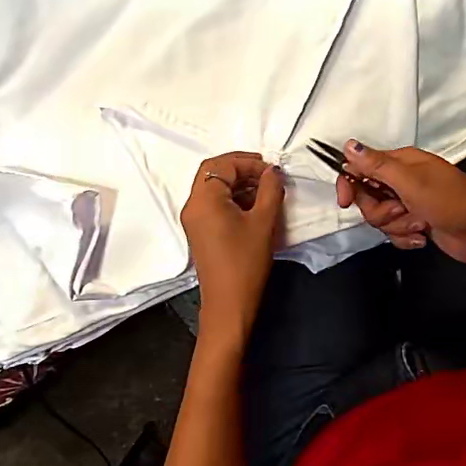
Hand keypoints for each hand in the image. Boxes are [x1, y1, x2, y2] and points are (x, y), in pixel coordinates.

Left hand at [181, 152, 285, 333]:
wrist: (229, 303)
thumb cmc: (245, 262)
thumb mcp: (263, 222)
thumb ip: (270, 190)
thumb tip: (273, 172)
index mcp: (203, 200)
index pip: (221, 165)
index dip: (248, 162)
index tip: (271, 171)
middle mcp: (193, 206)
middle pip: (213, 172)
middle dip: (242, 169)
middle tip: (268, 175)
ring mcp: (194, 220)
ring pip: (213, 188)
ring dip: (239, 184)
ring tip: (266, 191)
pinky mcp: (200, 232)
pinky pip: (214, 204)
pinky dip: (233, 199)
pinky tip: (255, 207)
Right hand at [334, 140, 465, 264]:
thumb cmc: (451, 201)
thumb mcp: (410, 181)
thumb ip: (376, 165)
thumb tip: (349, 145)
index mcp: (401, 162)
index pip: (360, 168)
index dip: (349, 184)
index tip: (345, 202)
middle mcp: (402, 180)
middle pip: (367, 197)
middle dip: (380, 210)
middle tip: (402, 210)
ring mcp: (408, 203)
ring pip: (379, 218)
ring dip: (397, 225)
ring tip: (419, 223)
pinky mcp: (414, 223)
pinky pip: (393, 232)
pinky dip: (405, 237)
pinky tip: (422, 235)